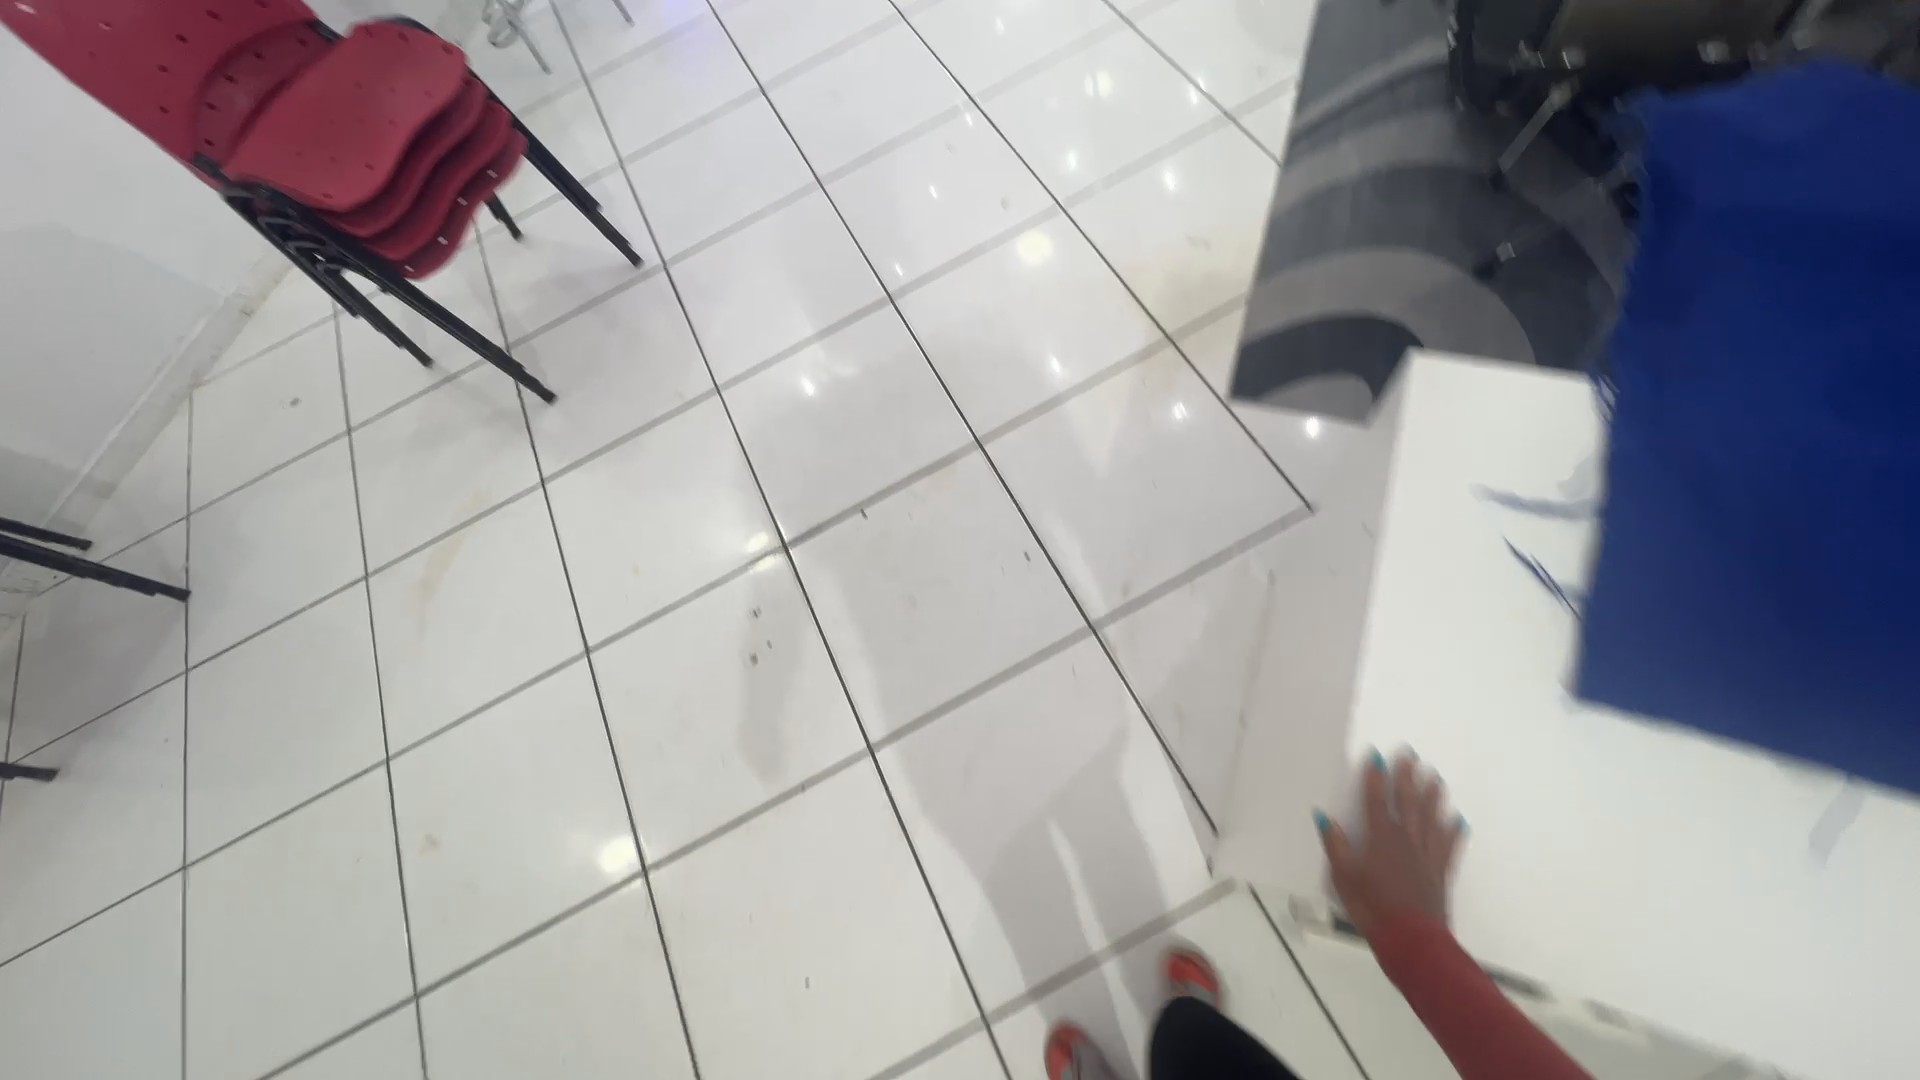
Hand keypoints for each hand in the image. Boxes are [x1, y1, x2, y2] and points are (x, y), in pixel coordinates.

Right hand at [1316, 750, 1464, 939]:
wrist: (1413, 941)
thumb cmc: (1371, 907)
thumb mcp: (1343, 877)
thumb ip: (1336, 845)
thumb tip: (1324, 816)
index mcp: (1381, 839)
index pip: (1376, 801)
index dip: (1375, 777)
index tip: (1377, 755)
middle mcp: (1406, 841)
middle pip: (1408, 803)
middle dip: (1408, 777)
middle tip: (1411, 755)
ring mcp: (1427, 856)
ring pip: (1431, 820)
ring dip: (1433, 797)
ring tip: (1436, 777)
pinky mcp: (1441, 873)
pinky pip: (1449, 848)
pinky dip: (1454, 833)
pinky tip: (1458, 820)